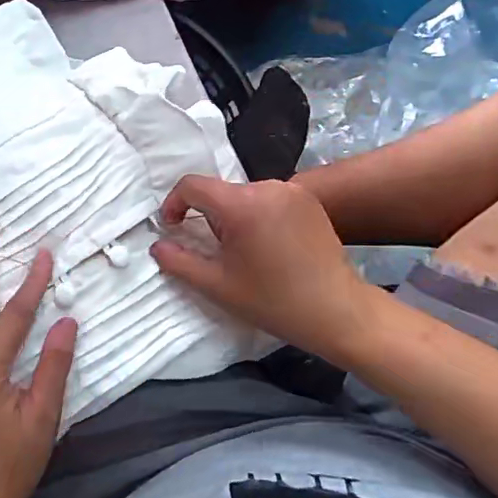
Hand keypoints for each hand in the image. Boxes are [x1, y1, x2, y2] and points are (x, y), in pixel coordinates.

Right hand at [150, 175, 377, 362]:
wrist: (340, 312)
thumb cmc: (274, 301)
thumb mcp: (217, 285)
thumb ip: (179, 261)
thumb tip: (158, 246)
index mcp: (241, 204)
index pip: (192, 186)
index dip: (174, 203)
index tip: (172, 227)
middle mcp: (267, 187)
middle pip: (220, 191)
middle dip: (207, 215)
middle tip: (214, 250)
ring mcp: (292, 191)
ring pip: (243, 194)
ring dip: (233, 215)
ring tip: (243, 250)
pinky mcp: (309, 201)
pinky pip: (268, 198)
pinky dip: (257, 214)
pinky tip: (268, 245)